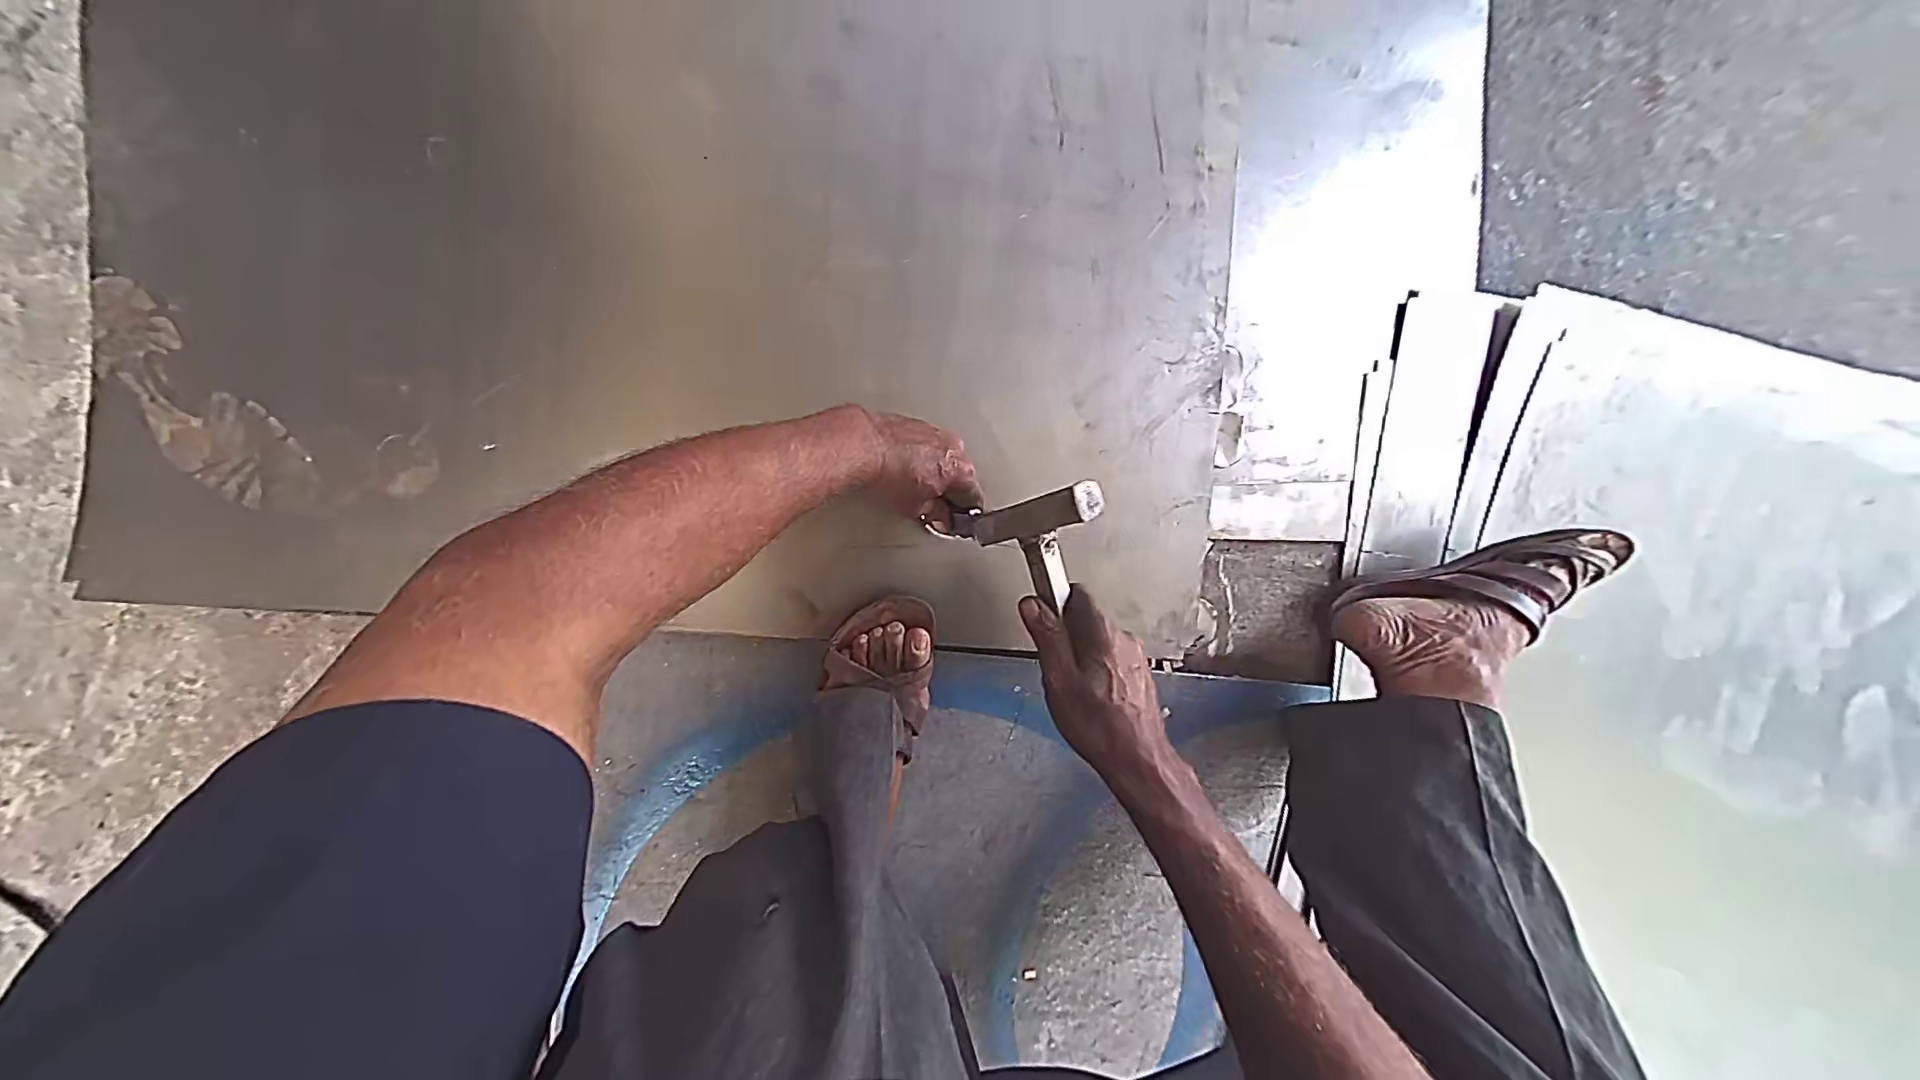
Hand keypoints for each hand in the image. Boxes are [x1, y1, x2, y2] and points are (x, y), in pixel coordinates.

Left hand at [860, 408, 984, 528]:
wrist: (862, 445)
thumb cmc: (887, 473)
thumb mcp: (914, 508)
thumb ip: (934, 513)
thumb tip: (937, 515)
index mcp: (962, 470)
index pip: (973, 499)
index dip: (961, 515)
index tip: (950, 521)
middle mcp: (954, 447)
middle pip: (958, 476)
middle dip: (946, 491)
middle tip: (927, 506)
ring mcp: (935, 432)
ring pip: (941, 459)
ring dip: (931, 472)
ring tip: (909, 486)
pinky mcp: (915, 424)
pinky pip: (923, 446)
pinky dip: (916, 457)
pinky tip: (899, 468)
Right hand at [1018, 586, 1171, 778]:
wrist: (1137, 759)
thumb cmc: (1100, 726)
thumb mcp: (1059, 680)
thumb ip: (1047, 637)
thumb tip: (1033, 605)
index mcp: (1102, 633)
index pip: (1076, 593)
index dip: (1054, 602)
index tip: (1041, 617)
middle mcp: (1123, 638)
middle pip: (1087, 617)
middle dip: (1066, 634)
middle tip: (1054, 663)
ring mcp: (1135, 657)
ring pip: (1099, 640)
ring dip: (1083, 654)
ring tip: (1072, 685)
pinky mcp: (1139, 674)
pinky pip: (1112, 658)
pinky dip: (1098, 669)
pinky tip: (1091, 696)